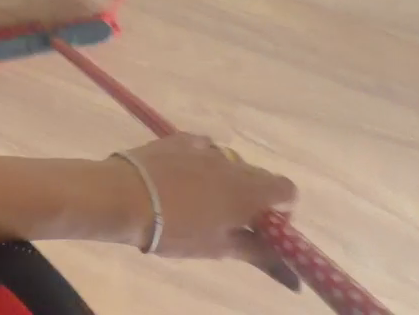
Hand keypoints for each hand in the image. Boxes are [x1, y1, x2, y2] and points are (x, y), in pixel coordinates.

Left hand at [117, 133, 300, 289]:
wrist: (124, 195)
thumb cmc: (175, 229)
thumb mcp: (220, 248)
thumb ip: (261, 255)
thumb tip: (294, 279)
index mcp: (248, 190)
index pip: (288, 190)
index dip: (282, 210)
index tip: (263, 228)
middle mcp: (231, 162)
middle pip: (259, 175)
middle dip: (255, 197)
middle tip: (232, 221)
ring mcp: (202, 146)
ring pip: (230, 161)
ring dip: (228, 180)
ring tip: (202, 201)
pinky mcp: (177, 138)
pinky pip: (202, 147)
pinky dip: (203, 162)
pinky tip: (185, 178)